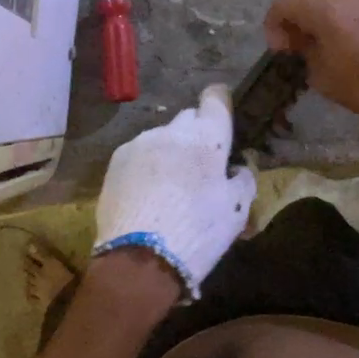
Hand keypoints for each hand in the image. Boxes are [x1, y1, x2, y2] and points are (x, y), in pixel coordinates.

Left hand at [94, 84, 254, 297]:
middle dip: (196, 135)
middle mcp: (171, 130)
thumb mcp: (235, 211)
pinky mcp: (116, 161)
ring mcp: (139, 143)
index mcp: (207, 137)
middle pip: (188, 119)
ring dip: (169, 153)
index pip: (216, 99)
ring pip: (161, 138)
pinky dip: (145, 167)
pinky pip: (138, 154)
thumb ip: (242, 181)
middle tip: (200, 166)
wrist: (140, 258)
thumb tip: (236, 169)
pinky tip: (146, 195)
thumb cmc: (198, 232)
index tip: (222, 116)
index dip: (220, 103)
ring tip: (169, 187)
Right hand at [264, 0, 358, 126]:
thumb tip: (305, 44)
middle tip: (294, 42)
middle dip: (293, 13)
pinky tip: (346, 40)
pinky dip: (338, 14)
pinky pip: (351, 1)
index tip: (280, 49)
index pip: (284, 1)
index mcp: (326, 8)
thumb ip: (307, 53)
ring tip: (319, 41)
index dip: (273, 24)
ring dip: (316, 12)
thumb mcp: (325, 78)